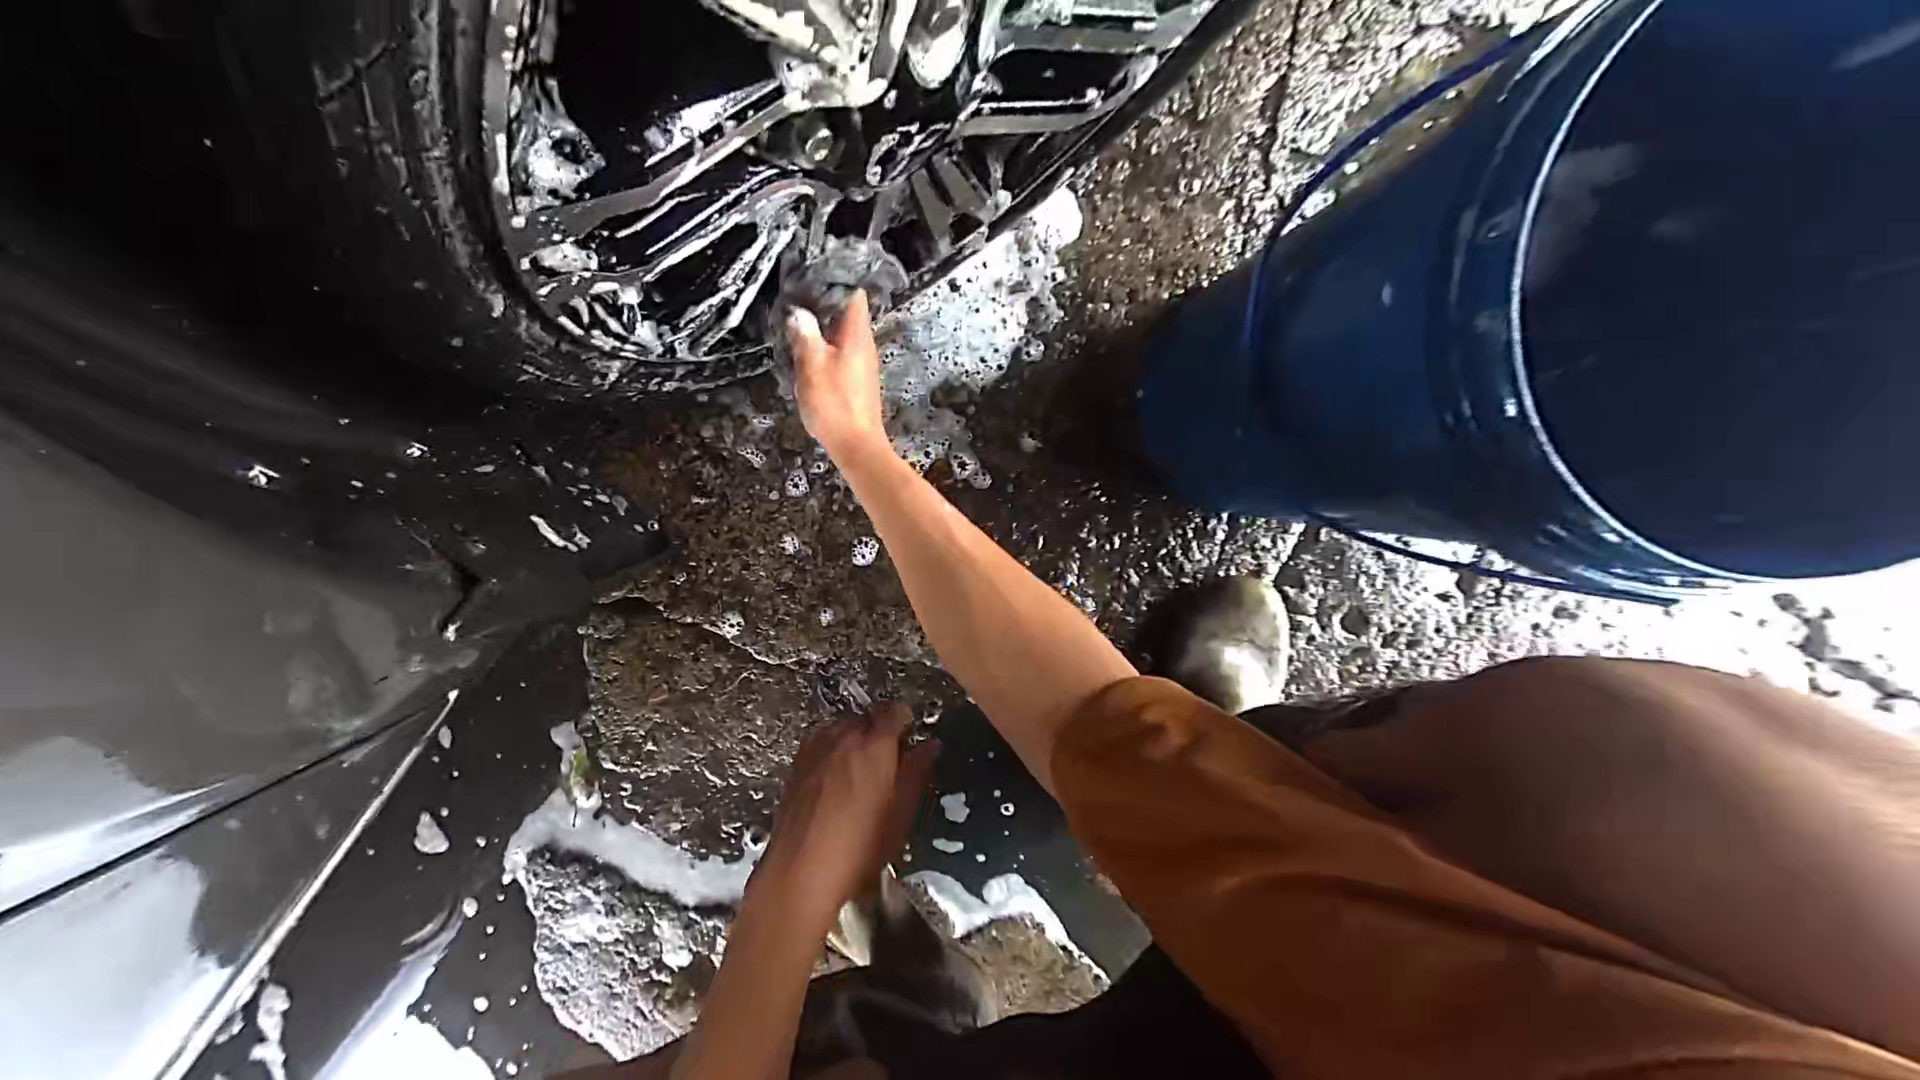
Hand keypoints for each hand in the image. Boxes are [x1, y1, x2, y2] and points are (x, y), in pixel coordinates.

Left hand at [752, 703, 938, 929]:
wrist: (801, 874)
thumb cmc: (856, 850)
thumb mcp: (901, 814)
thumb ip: (917, 772)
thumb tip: (929, 747)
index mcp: (875, 745)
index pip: (894, 711)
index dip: (905, 721)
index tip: (910, 738)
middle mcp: (844, 738)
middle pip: (868, 719)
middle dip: (881, 734)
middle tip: (890, 764)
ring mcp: (817, 749)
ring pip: (843, 730)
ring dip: (855, 742)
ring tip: (862, 776)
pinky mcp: (797, 764)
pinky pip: (822, 744)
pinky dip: (833, 753)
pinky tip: (836, 783)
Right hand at [786, 290, 887, 461]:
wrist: (856, 446)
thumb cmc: (836, 406)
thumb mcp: (811, 365)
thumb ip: (804, 335)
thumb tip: (799, 313)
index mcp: (857, 335)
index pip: (854, 293)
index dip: (836, 279)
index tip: (814, 272)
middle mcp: (865, 345)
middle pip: (847, 312)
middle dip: (824, 303)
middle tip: (798, 294)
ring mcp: (863, 363)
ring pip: (843, 334)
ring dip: (823, 327)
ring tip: (799, 321)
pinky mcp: (858, 380)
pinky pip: (842, 353)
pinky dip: (826, 347)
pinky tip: (809, 353)